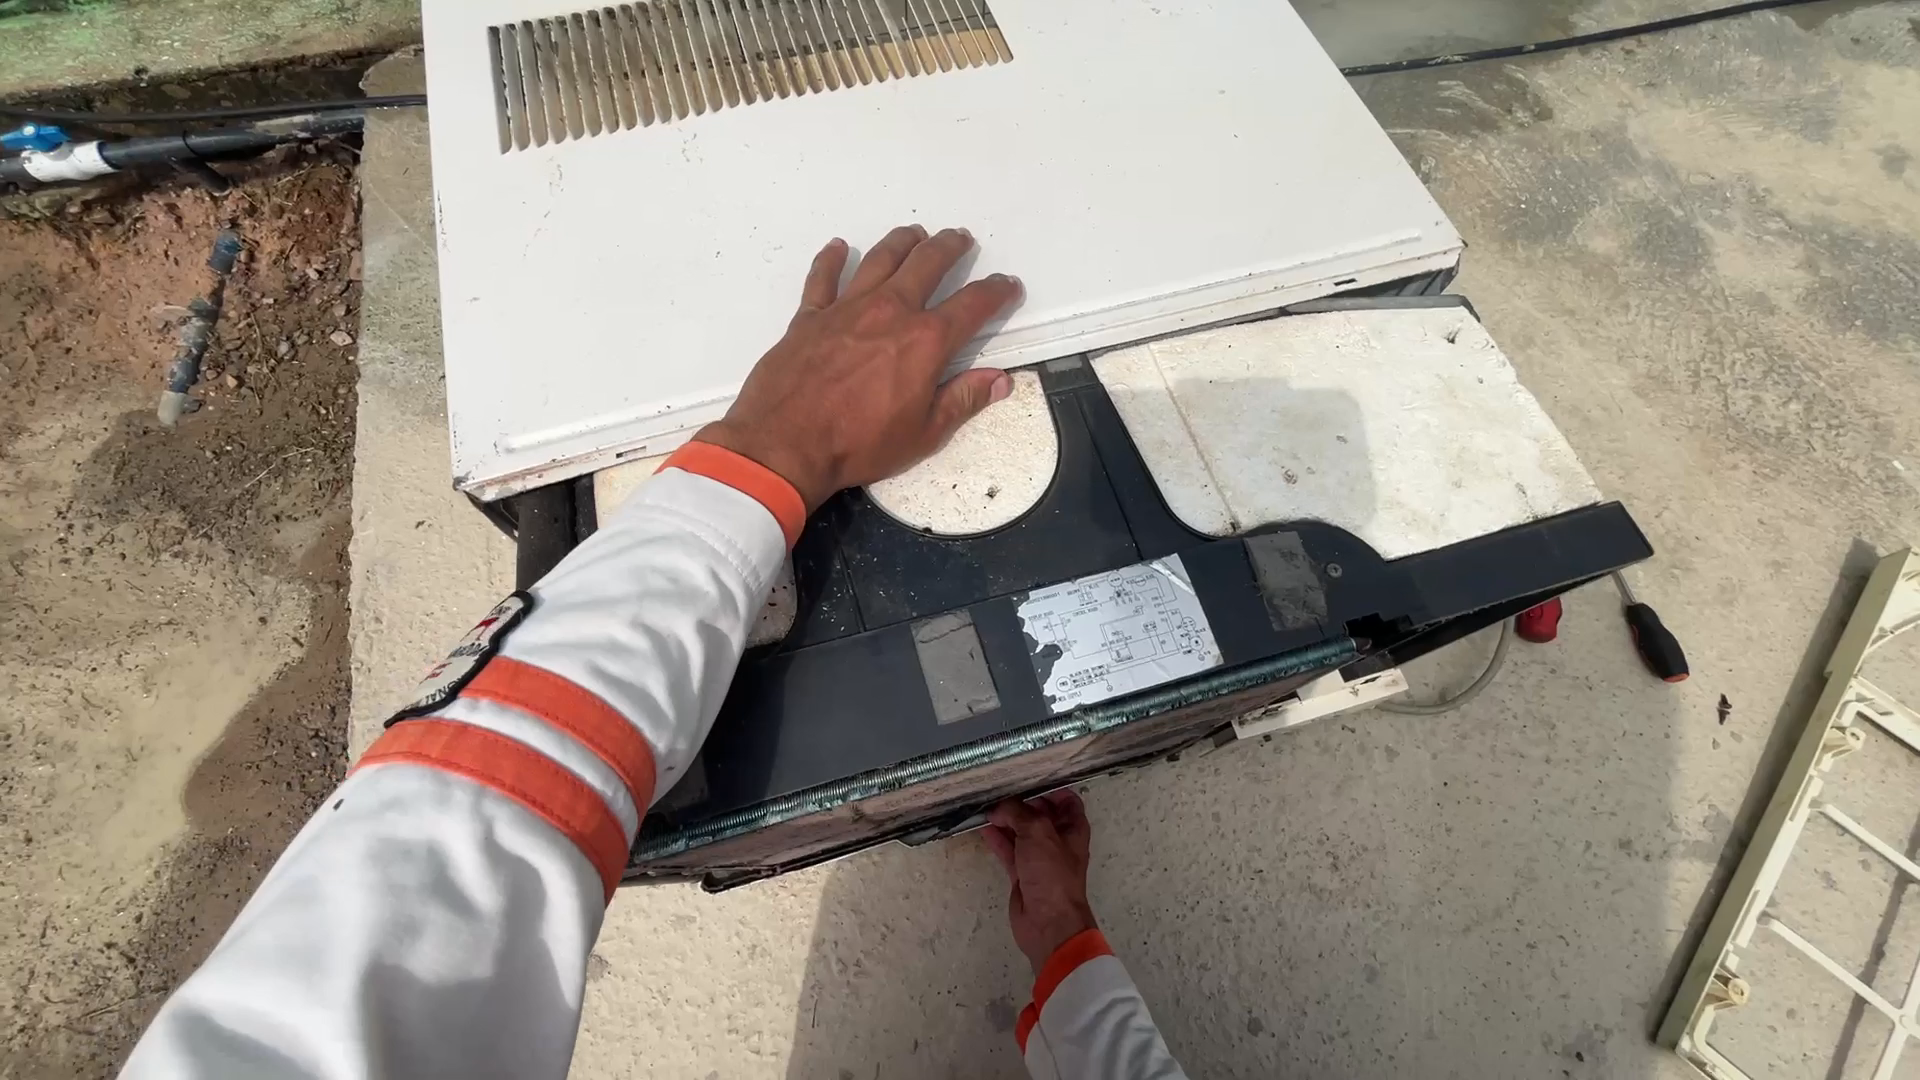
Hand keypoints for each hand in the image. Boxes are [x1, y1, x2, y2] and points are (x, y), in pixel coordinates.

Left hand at [695, 225, 1022, 511]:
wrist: (787, 444)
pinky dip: (832, 259)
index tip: (1008, 286)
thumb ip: (963, 400)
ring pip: (880, 260)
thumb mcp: (924, 433)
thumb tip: (999, 381)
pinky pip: (823, 277)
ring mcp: (846, 308)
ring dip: (901, 242)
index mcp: (925, 341)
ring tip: (914, 234)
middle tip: (960, 239)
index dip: (996, 292)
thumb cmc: (859, 444)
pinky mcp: (809, 316)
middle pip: (927, 264)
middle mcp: (890, 311)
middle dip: (949, 248)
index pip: (972, 306)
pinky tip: (838, 248)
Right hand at [983, 790, 1099, 976]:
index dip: (1049, 788)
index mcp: (1073, 828)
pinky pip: (1008, 849)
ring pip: (1021, 831)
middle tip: (999, 789)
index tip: (1027, 778)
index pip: (1066, 800)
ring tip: (985, 805)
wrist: (1048, 923)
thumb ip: (1017, 813)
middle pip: (1039, 814)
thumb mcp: (1037, 832)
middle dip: (1020, 802)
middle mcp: (1058, 840)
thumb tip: (998, 808)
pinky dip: (996, 838)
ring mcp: (1039, 858)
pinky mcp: (1022, 873)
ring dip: (1005, 819)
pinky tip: (982, 826)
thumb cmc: (1052, 873)